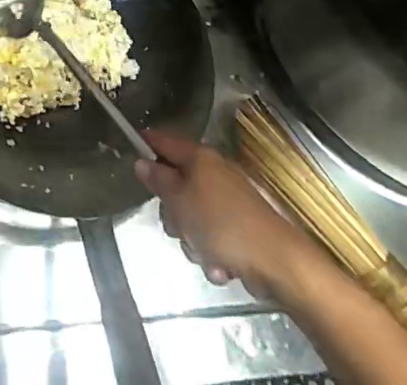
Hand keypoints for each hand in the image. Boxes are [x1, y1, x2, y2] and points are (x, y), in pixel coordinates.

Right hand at [134, 128, 326, 300]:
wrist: (278, 263)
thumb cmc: (222, 224)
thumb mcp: (179, 200)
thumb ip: (158, 180)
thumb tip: (141, 161)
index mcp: (199, 157)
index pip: (163, 140)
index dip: (144, 144)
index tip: (128, 156)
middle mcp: (214, 173)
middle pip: (175, 183)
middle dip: (171, 210)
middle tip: (175, 224)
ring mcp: (228, 200)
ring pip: (191, 214)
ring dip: (191, 237)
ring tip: (202, 252)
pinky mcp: (240, 227)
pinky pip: (211, 235)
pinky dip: (211, 251)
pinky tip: (219, 265)